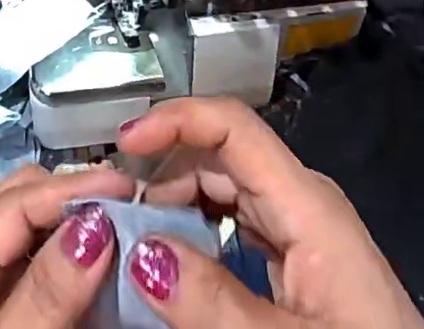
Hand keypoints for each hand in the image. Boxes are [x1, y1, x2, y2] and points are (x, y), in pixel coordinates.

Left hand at [0, 163, 135, 328]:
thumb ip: (45, 296)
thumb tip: (94, 226)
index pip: (12, 206)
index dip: (69, 189)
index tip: (129, 186)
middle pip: (20, 205)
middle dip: (76, 198)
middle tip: (138, 205)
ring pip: (35, 230)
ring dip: (82, 223)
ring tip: (133, 223)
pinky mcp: (9, 309)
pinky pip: (43, 267)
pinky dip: (79, 260)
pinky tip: (113, 262)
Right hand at [115, 97, 423, 328]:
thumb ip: (216, 304)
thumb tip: (140, 252)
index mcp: (308, 205)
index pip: (230, 124)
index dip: (171, 119)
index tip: (123, 145)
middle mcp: (301, 202)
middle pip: (213, 154)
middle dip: (159, 170)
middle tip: (116, 208)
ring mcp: (298, 229)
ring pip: (216, 187)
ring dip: (170, 203)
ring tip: (134, 237)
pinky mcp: (294, 257)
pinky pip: (228, 221)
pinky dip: (190, 229)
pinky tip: (172, 261)